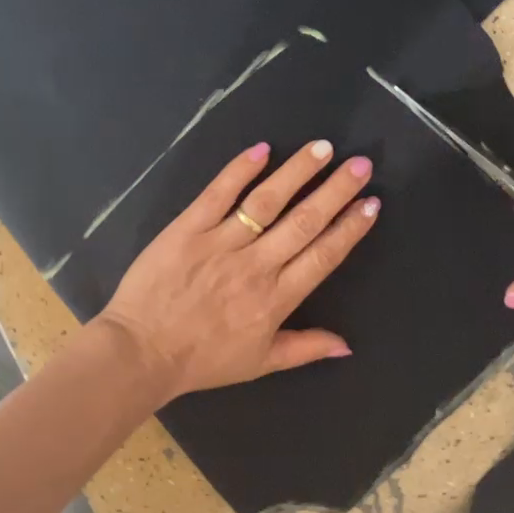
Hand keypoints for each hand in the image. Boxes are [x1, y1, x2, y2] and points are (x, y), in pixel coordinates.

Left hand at [95, 140, 380, 401]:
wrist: (142, 352)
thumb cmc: (202, 360)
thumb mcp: (260, 363)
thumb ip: (305, 348)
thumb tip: (348, 345)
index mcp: (276, 300)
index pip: (323, 256)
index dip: (350, 228)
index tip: (371, 203)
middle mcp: (255, 266)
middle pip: (304, 221)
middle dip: (336, 191)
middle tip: (361, 164)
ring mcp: (220, 243)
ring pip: (267, 201)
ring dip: (297, 172)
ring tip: (322, 148)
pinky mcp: (188, 228)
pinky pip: (218, 194)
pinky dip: (240, 170)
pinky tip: (262, 149)